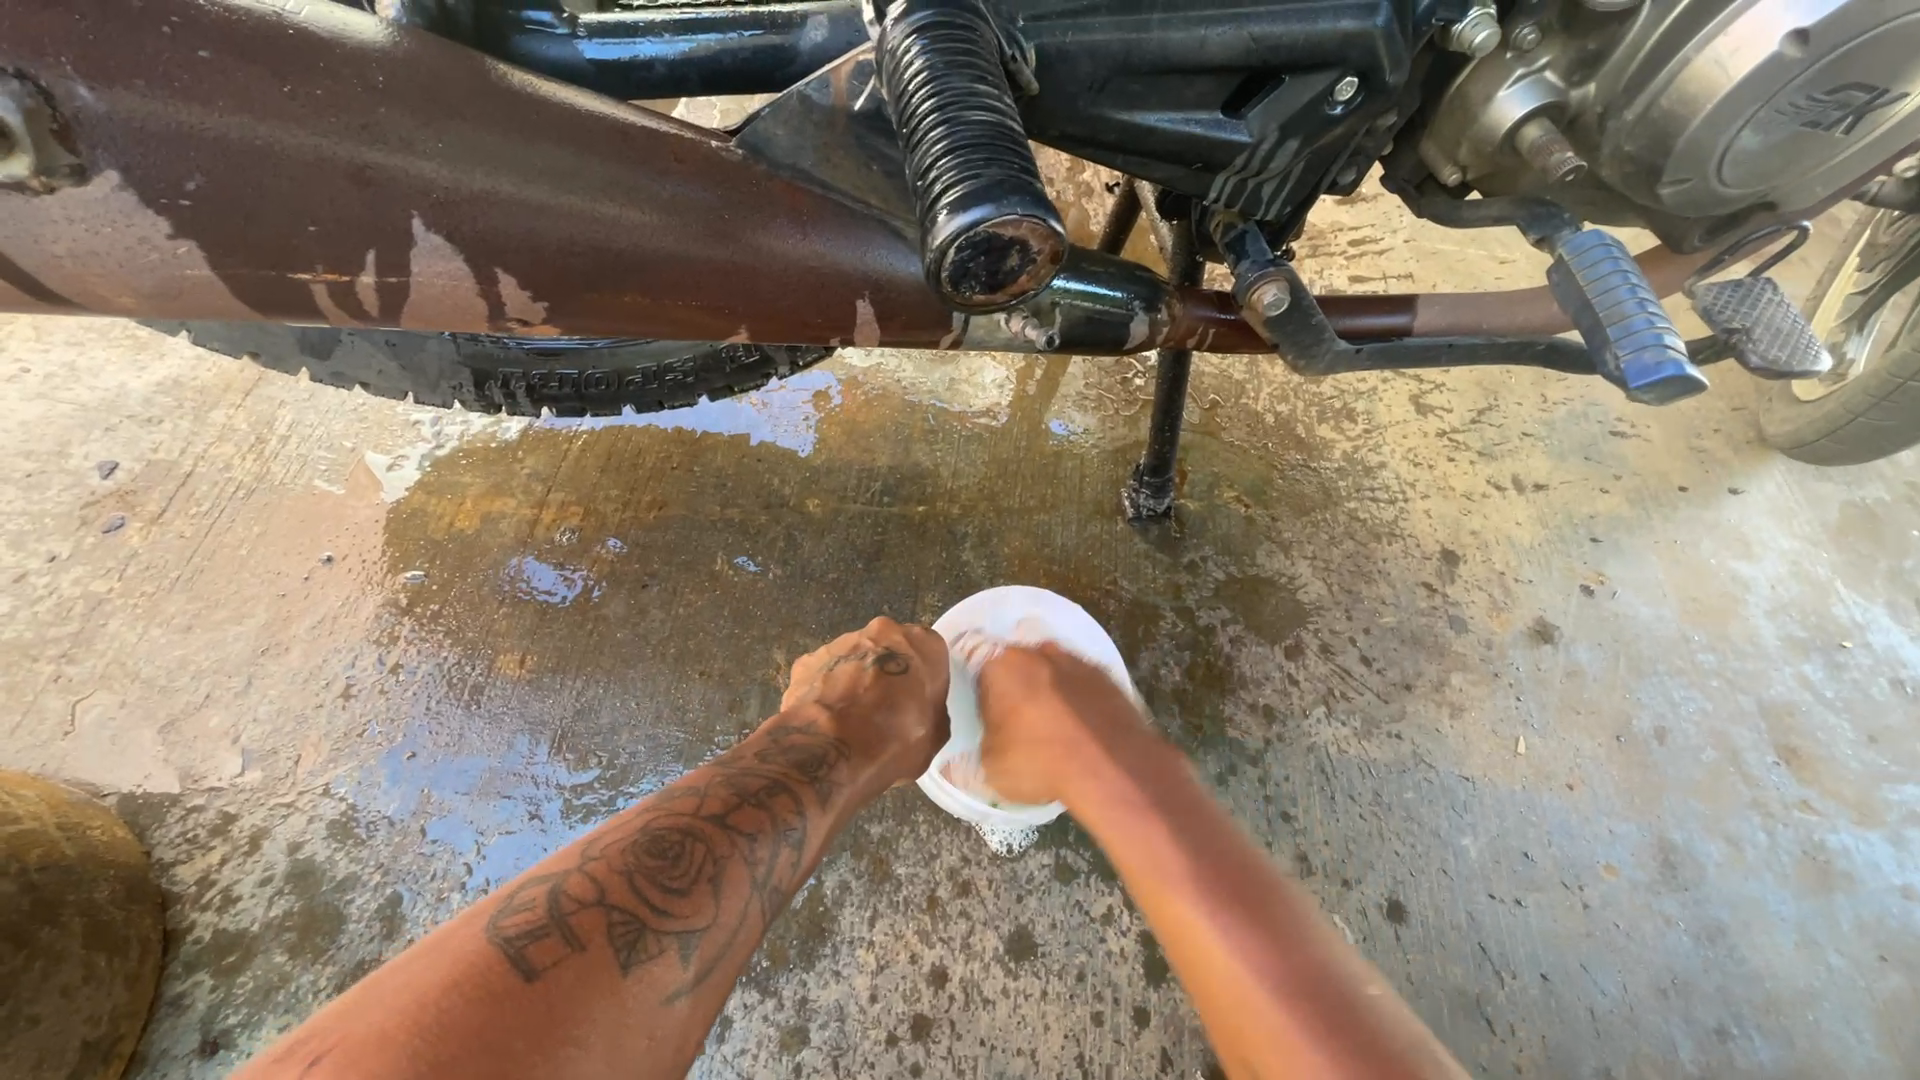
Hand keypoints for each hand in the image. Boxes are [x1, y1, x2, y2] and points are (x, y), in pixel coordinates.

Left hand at [782, 617, 949, 790]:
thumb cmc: (896, 740)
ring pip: (855, 658)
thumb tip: (923, 714)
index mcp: (923, 644)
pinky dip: (825, 691)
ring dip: (855, 679)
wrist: (832, 749)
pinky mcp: (807, 660)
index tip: (917, 702)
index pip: (930, 653)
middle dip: (888, 673)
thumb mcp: (935, 736)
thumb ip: (932, 712)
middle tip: (885, 709)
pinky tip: (825, 720)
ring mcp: (841, 643)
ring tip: (850, 719)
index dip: (922, 679)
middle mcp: (882, 632)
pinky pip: (824, 674)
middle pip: (890, 649)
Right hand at [966, 640, 1157, 805]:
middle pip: (1020, 667)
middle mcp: (1037, 653)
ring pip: (1054, 673)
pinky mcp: (1107, 677)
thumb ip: (986, 744)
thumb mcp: (991, 766)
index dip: (985, 699)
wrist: (1108, 765)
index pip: (981, 674)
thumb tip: (987, 746)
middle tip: (1021, 725)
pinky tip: (1083, 730)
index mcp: (1000, 667)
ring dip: (1051, 693)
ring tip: (1056, 730)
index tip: (991, 721)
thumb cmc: (1037, 761)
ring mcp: (1076, 661)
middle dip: (1019, 690)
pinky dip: (1080, 702)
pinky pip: (1083, 686)